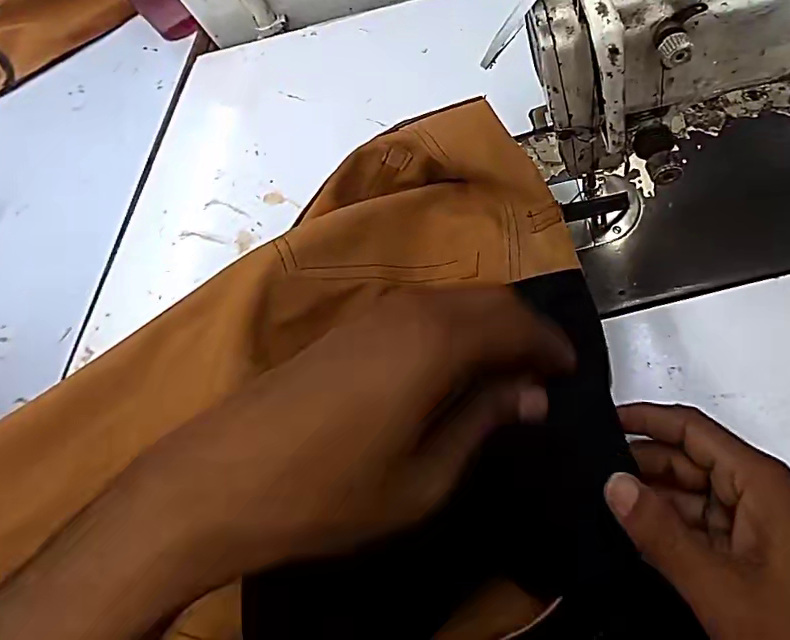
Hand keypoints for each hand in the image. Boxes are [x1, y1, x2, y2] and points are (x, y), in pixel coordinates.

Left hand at [0, 289, 572, 639]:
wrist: (219, 477)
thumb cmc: (331, 489)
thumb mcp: (424, 476)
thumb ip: (484, 421)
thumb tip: (533, 394)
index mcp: (440, 338)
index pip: (517, 323)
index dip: (550, 345)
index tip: (570, 370)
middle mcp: (416, 307)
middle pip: (490, 301)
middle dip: (524, 331)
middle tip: (544, 373)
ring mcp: (380, 310)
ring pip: (459, 301)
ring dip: (490, 327)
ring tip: (506, 372)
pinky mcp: (355, 323)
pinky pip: (428, 309)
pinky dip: (458, 327)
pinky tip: (455, 365)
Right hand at [605, 404, 789, 639]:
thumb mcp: (720, 585)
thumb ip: (662, 534)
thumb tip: (616, 486)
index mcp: (758, 478)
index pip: (691, 428)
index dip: (648, 419)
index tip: (610, 419)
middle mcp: (761, 491)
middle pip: (693, 460)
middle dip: (647, 464)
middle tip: (601, 473)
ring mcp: (762, 524)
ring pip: (698, 496)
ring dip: (660, 501)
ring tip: (616, 506)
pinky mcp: (761, 556)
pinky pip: (710, 527)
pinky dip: (679, 531)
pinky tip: (650, 540)